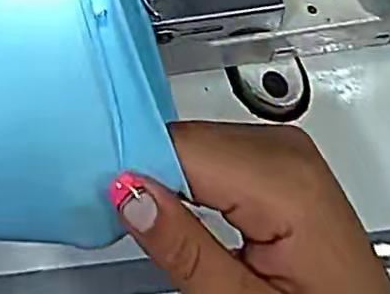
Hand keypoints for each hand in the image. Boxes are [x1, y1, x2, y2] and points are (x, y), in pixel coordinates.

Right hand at [110, 121, 389, 293]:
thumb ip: (185, 249)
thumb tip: (130, 191)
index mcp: (285, 178)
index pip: (182, 146)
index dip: (137, 168)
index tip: (103, 190)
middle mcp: (287, 147)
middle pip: (189, 140)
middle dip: (153, 175)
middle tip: (124, 214)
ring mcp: (286, 148)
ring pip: (198, 142)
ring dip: (169, 175)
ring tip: (151, 217)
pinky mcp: (280, 158)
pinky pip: (217, 150)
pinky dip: (190, 174)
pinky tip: (178, 203)